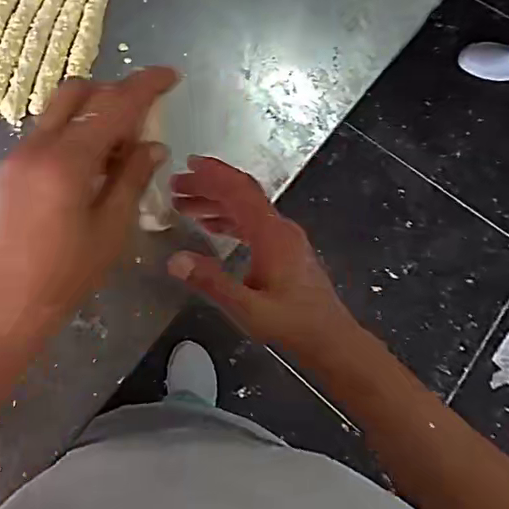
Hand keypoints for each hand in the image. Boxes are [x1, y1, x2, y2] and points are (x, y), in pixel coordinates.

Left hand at [0, 68, 178, 329]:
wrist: (7, 299)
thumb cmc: (66, 273)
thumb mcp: (112, 228)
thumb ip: (132, 178)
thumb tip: (153, 144)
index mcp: (66, 159)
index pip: (111, 106)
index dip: (144, 86)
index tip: (170, 75)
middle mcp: (37, 145)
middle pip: (78, 92)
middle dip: (114, 94)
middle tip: (143, 120)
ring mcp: (19, 153)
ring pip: (59, 109)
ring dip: (92, 112)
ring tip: (121, 149)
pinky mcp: (11, 166)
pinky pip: (47, 131)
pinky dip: (74, 131)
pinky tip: (93, 163)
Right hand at [164, 156, 354, 353]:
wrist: (335, 344)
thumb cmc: (293, 325)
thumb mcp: (248, 308)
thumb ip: (211, 282)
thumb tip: (174, 260)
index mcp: (271, 234)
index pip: (240, 191)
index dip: (213, 174)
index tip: (187, 164)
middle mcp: (278, 228)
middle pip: (240, 194)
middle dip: (206, 186)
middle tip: (175, 186)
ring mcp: (283, 238)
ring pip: (244, 208)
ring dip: (214, 202)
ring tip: (183, 205)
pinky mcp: (284, 250)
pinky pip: (250, 222)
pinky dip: (226, 218)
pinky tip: (209, 226)